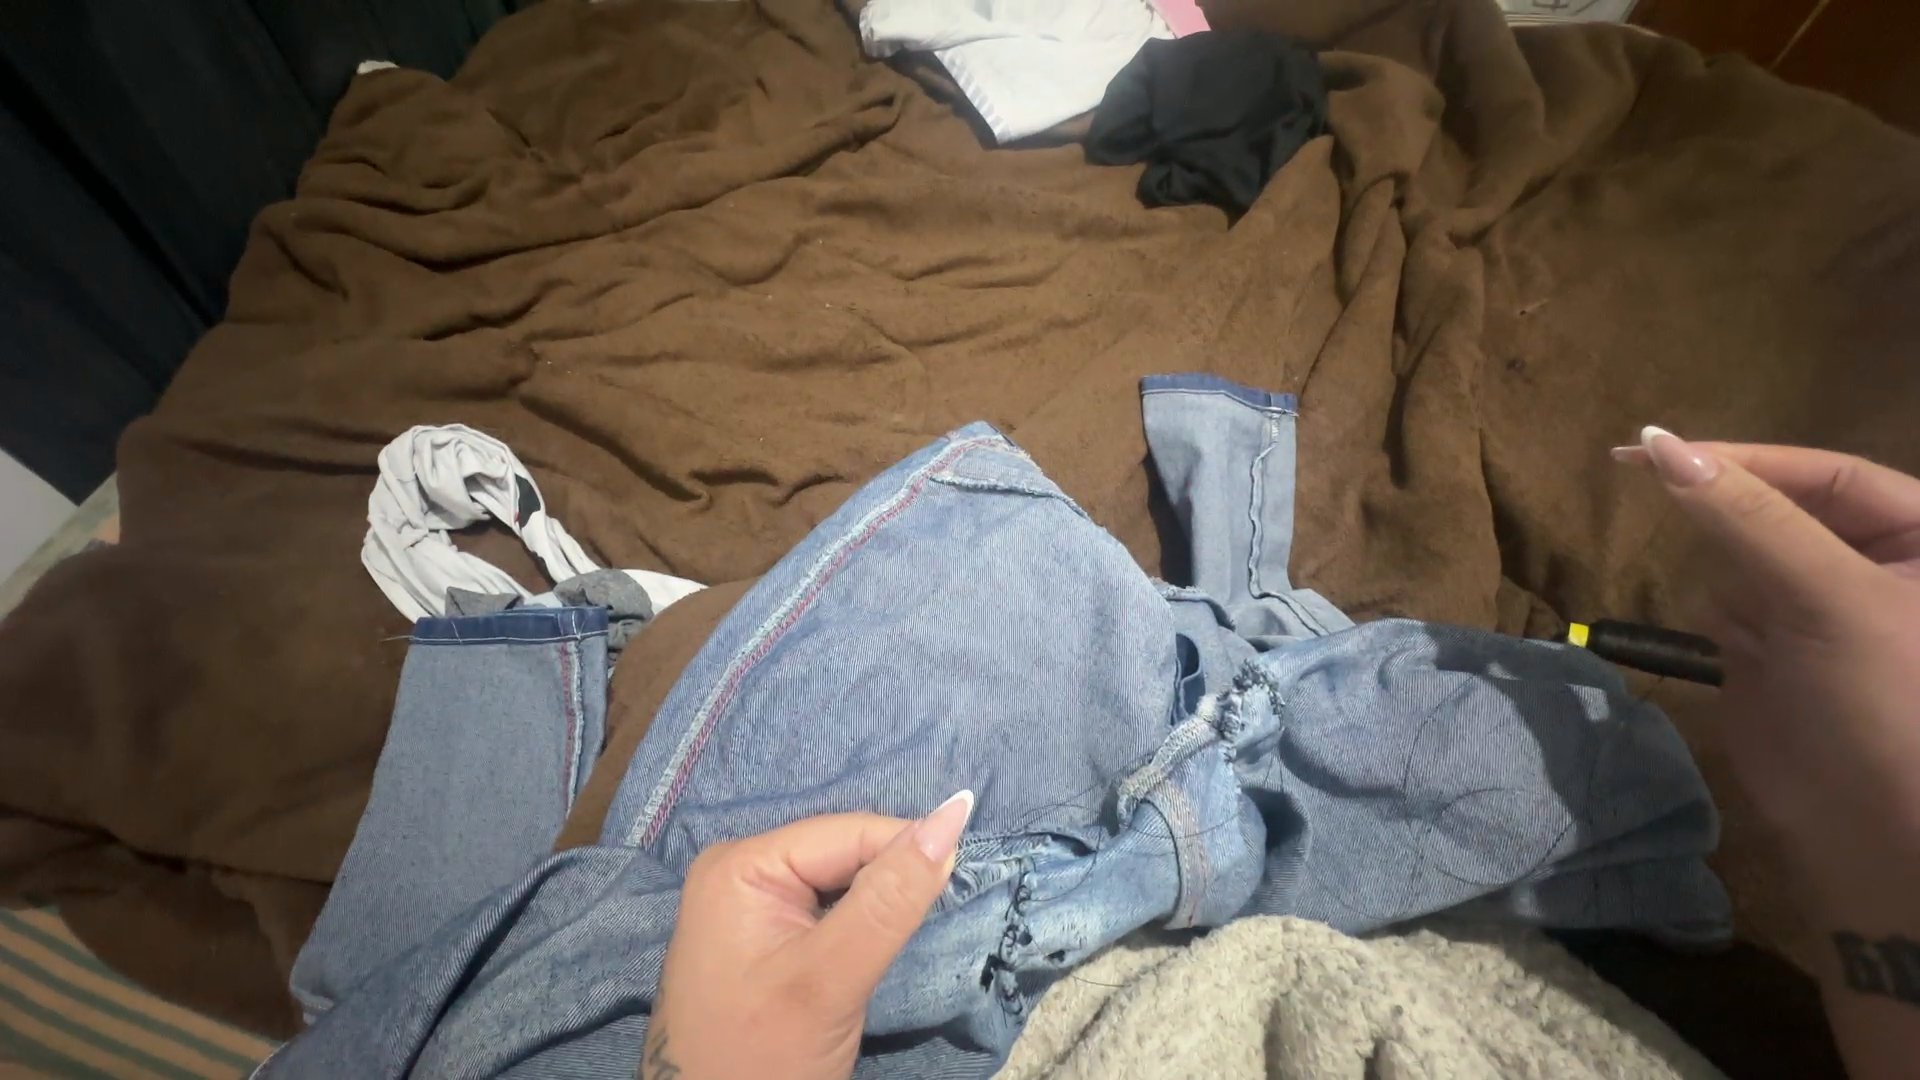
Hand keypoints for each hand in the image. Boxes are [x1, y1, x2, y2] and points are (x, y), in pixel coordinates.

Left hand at [643, 792, 974, 1079]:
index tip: (953, 886)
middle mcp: (741, 867)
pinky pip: (825, 903)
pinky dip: (856, 922)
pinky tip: (863, 949)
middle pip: (845, 852)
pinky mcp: (762, 930)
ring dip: (875, 904)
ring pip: (840, 878)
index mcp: (742, 864)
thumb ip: (890, 898)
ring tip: (889, 942)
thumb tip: (954, 812)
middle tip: (915, 928)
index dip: (908, 853)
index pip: (850, 833)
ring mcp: (748, 900)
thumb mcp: (830, 980)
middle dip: (887, 883)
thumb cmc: (762, 1065)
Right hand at [1617, 427, 1919, 1079]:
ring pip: (1741, 565)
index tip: (1645, 451)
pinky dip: (1724, 629)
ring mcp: (1828, 610)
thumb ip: (1745, 518)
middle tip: (1729, 567)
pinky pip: (1727, 608)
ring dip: (1737, 598)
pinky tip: (1751, 664)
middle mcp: (1883, 568)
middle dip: (1743, 547)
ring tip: (1766, 648)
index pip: (1828, 474)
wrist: (1877, 831)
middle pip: (1776, 519)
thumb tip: (1660, 446)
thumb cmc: (1889, 703)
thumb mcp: (1827, 596)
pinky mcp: (1780, 647)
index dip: (1742, 460)